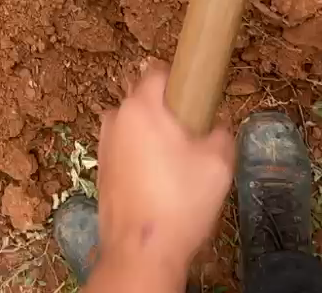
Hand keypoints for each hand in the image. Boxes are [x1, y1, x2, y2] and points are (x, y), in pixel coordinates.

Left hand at [95, 65, 234, 282]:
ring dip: (151, 134)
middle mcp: (117, 116)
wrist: (141, 250)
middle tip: (190, 137)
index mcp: (141, 105)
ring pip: (133, 125)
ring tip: (175, 165)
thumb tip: (215, 126)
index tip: (196, 99)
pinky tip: (157, 182)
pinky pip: (124, 148)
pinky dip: (138, 156)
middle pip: (144, 98)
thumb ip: (221, 133)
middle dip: (166, 111)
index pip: (158, 71)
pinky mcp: (100, 167)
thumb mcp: (218, 164)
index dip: (179, 80)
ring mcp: (104, 142)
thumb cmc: (180, 201)